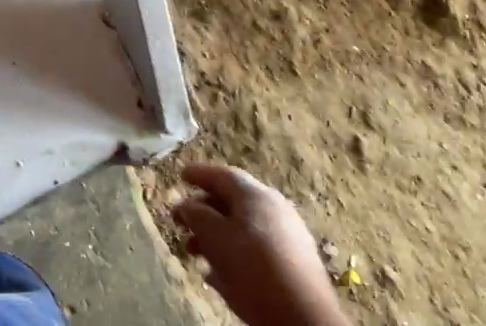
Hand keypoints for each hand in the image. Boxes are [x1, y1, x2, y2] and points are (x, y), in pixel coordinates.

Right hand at [171, 165, 350, 325]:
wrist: (304, 317)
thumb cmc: (253, 268)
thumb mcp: (214, 236)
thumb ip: (196, 215)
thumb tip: (186, 205)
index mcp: (255, 195)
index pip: (222, 175)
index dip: (198, 174)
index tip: (180, 177)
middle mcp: (274, 209)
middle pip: (232, 202)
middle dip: (203, 212)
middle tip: (181, 222)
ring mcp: (288, 236)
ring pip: (243, 228)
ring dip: (215, 236)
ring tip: (195, 252)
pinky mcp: (294, 263)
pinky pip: (256, 248)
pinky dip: (234, 252)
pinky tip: (219, 274)